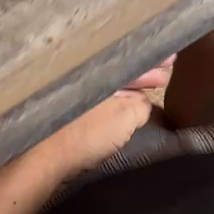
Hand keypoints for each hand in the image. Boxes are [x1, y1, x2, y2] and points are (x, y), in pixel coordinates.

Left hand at [8, 59, 173, 189]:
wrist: (42, 159)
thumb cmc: (84, 132)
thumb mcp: (126, 117)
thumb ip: (142, 105)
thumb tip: (144, 102)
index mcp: (95, 65)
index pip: (129, 54)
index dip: (152, 55)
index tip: (172, 55)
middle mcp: (83, 71)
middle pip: (120, 65)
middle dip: (146, 68)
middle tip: (168, 68)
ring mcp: (74, 90)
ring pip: (110, 81)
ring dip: (133, 84)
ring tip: (155, 85)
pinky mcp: (67, 109)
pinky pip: (100, 95)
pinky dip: (117, 97)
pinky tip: (130, 105)